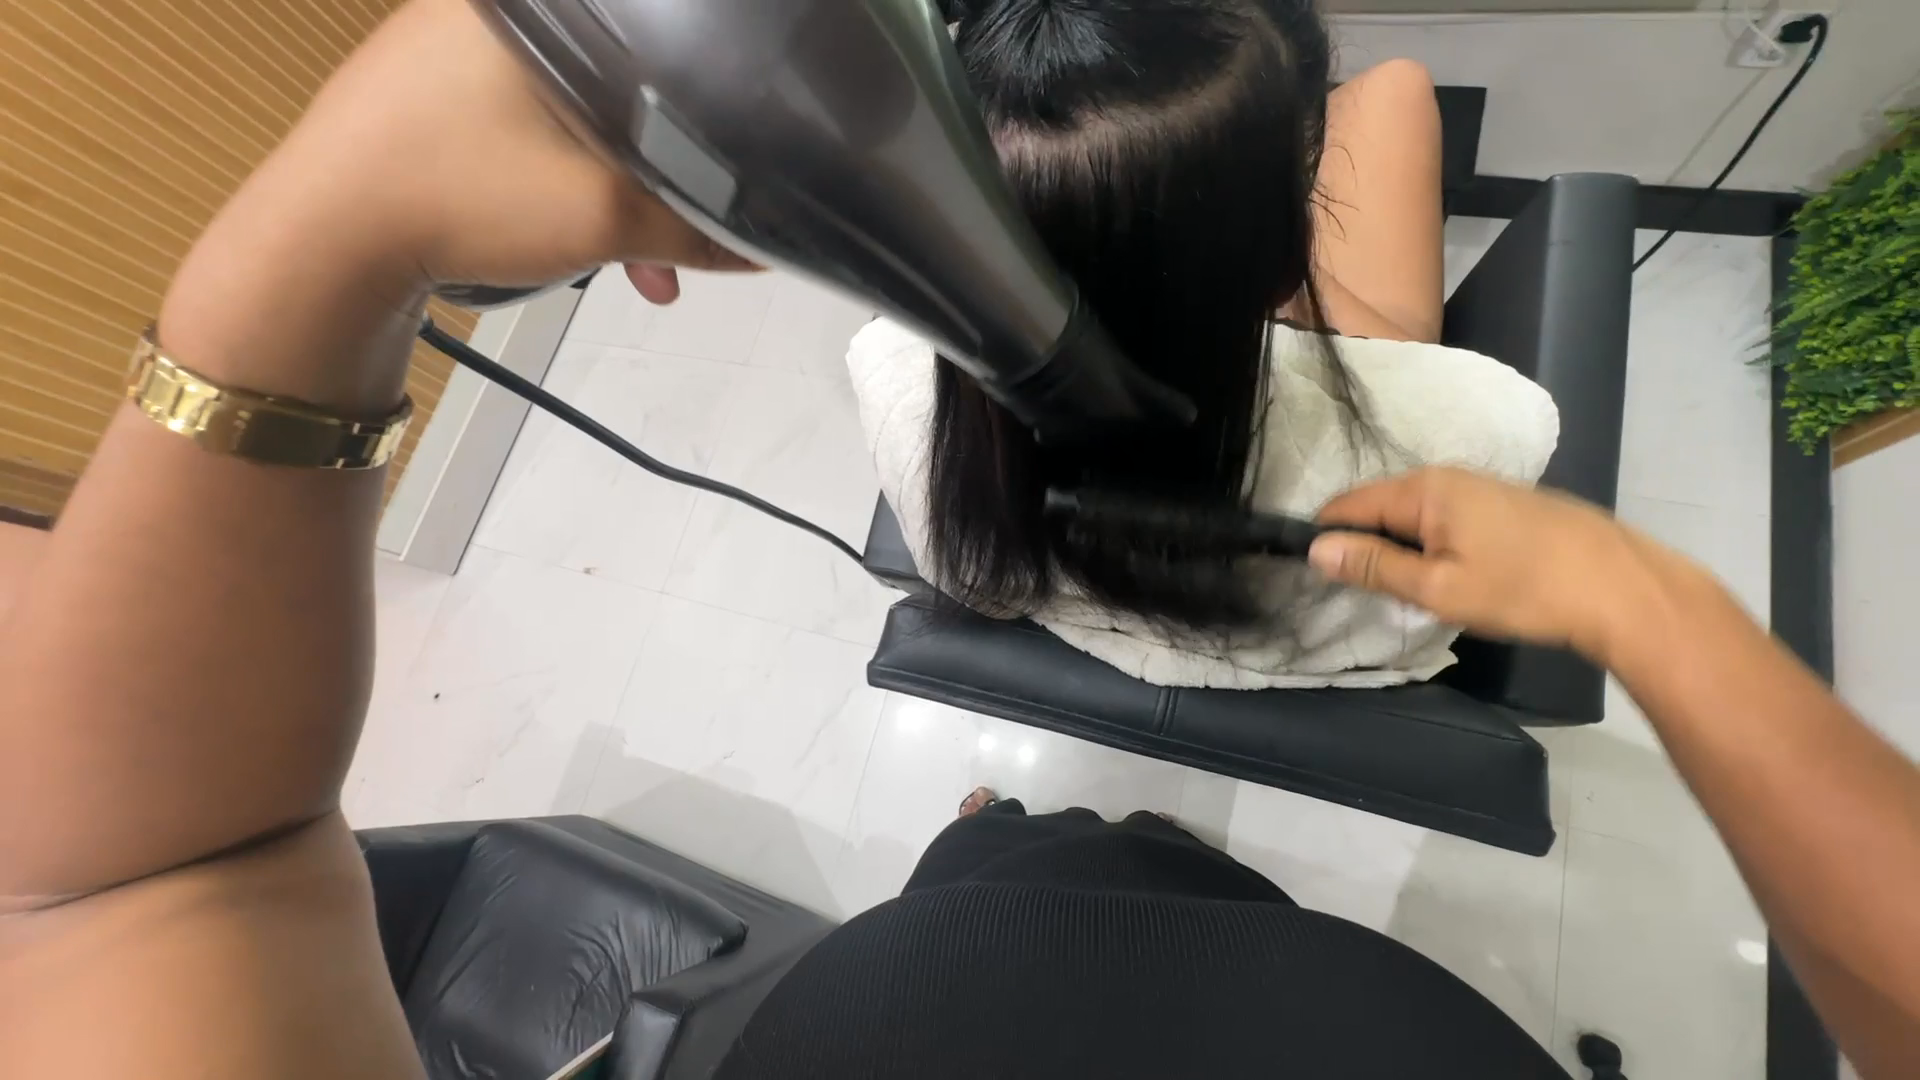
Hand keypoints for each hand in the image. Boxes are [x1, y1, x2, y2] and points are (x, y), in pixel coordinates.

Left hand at [161, 0, 751, 407]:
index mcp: (541, 12)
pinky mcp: (451, 96)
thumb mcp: (607, 217)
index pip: (665, 51)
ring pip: (591, 126)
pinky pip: (548, 139)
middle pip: (633, 97)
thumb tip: (765, 244)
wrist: (328, 239)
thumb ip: (698, 229)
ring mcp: (470, 53)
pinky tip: (591, 248)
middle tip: (690, 245)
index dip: (714, 117)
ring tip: (646, 273)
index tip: (737, 177)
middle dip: (671, 182)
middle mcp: (507, 16)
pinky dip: (581, 192)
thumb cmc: (466, 197)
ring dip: (628, 201)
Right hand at [1307, 468, 1709, 662]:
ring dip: (1402, 547)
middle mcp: (1447, 476)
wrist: (1630, 592)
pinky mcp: (1506, 504)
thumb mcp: (1437, 588)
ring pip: (1414, 515)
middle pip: (1380, 508)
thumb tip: (1315, 548)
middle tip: (1373, 591)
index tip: (1323, 575)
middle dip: (1366, 544)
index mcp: (1423, 489)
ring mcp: (1481, 487)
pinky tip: (1455, 574)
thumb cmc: (1524, 590)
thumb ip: (1373, 566)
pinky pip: (1445, 518)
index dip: (1328, 538)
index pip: (1347, 505)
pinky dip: (1433, 543)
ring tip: (1414, 588)